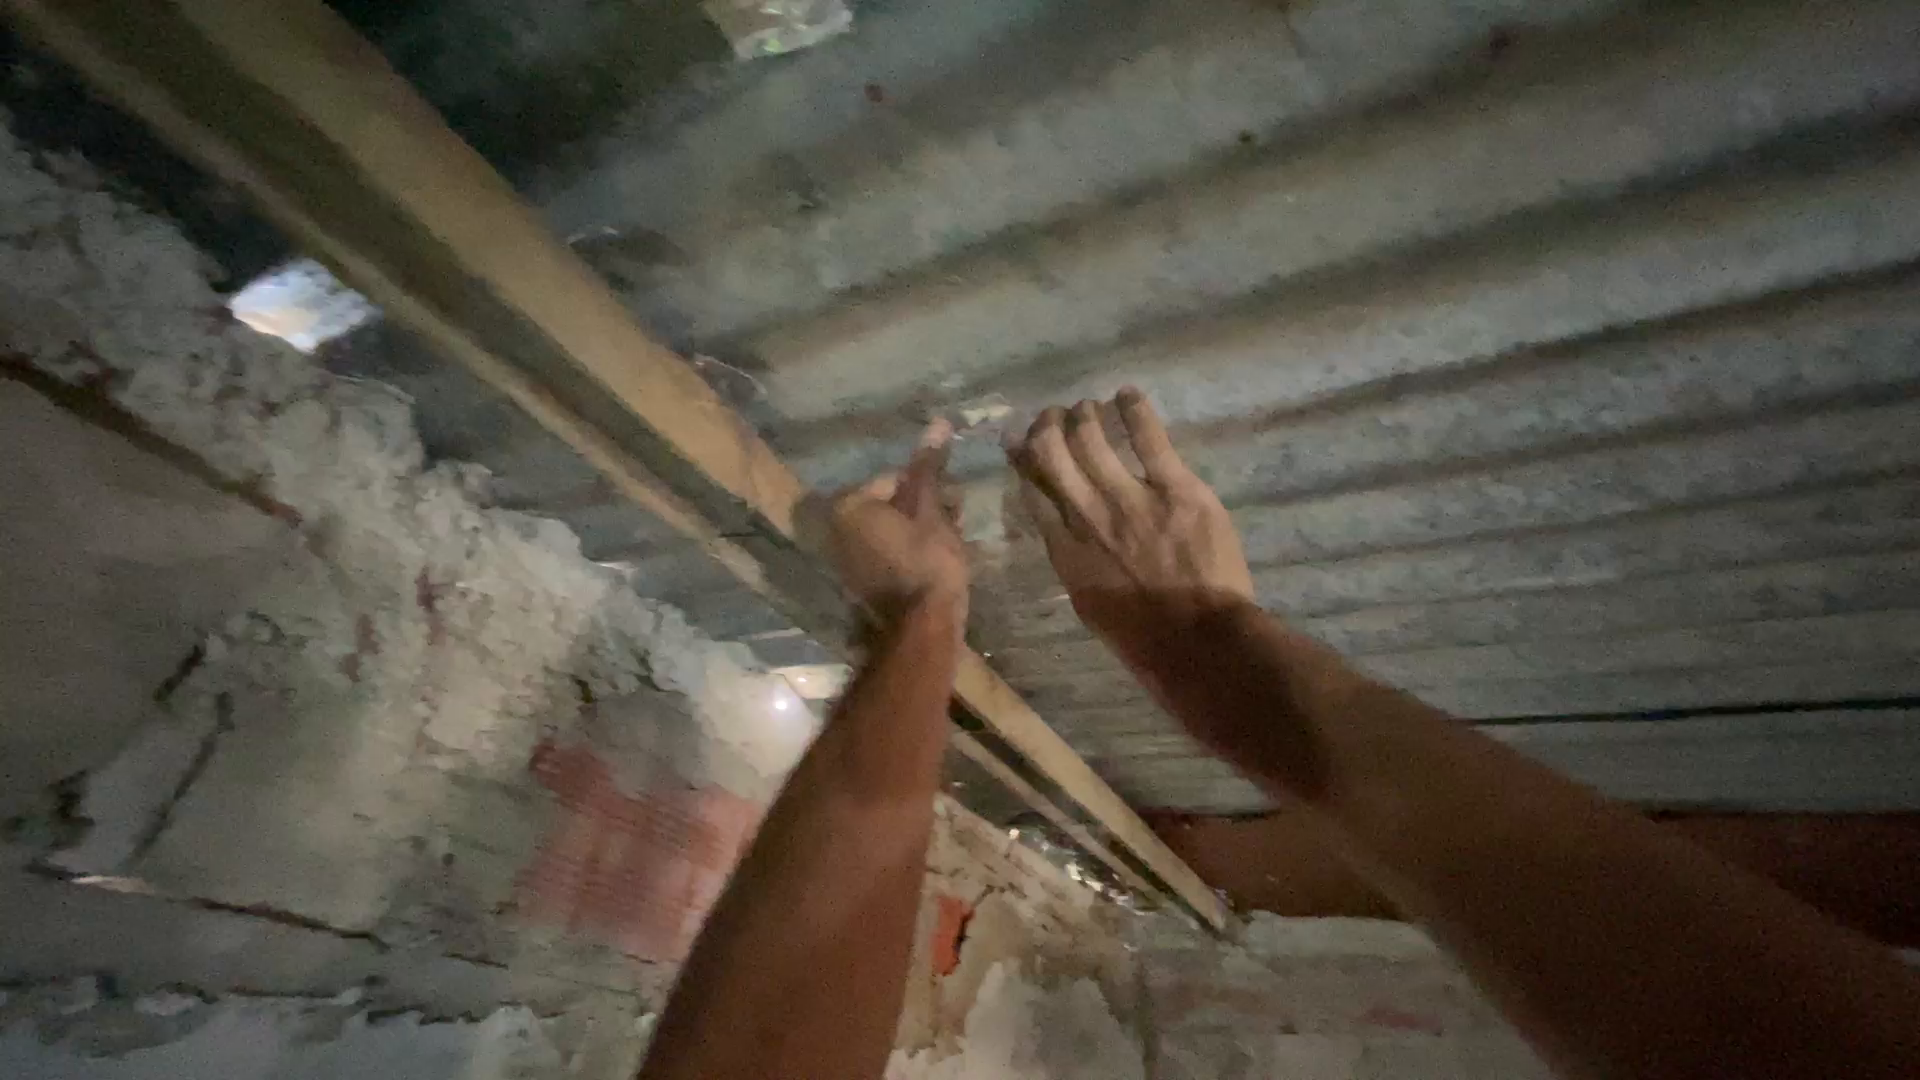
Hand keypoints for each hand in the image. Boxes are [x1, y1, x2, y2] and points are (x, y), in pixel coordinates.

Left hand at [813, 419, 968, 628]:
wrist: (923, 625)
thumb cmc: (928, 560)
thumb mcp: (932, 509)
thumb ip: (929, 468)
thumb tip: (939, 422)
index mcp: (849, 506)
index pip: (895, 478)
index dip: (928, 488)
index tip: (952, 503)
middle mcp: (837, 529)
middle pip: (889, 504)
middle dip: (922, 507)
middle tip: (955, 518)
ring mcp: (846, 558)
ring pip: (889, 529)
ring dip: (918, 527)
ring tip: (951, 538)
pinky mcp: (860, 581)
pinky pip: (885, 552)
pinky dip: (907, 549)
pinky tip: (934, 557)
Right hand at [1010, 388, 1253, 661]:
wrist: (1198, 639)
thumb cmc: (1141, 634)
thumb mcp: (1087, 603)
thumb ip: (1071, 560)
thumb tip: (1062, 530)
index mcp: (1065, 548)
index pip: (1032, 489)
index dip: (1022, 459)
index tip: (1020, 442)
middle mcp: (1087, 515)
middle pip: (1052, 453)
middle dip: (1047, 427)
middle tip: (1054, 416)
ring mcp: (1130, 498)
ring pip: (1091, 436)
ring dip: (1084, 414)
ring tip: (1087, 406)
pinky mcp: (1175, 487)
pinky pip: (1148, 437)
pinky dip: (1133, 410)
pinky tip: (1125, 395)